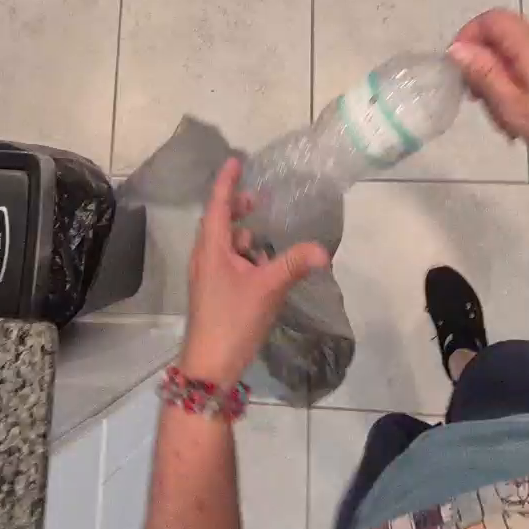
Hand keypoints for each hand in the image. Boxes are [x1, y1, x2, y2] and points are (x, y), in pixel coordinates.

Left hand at [178, 158, 330, 384]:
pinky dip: (245, 256)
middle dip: (237, 207)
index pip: (217, 204)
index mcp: (211, 248)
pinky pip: (228, 263)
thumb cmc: (232, 320)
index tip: (235, 160)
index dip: (226, 182)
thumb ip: (294, 264)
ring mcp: (207, 276)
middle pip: (218, 222)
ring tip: (265, 232)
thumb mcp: (267, 289)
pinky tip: (264, 266)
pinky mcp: (214, 293)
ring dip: (242, 234)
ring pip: (224, 245)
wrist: (209, 367)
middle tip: (258, 198)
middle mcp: (205, 257)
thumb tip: (323, 249)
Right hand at [449, 8, 528, 187]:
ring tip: (506, 123)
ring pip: (516, 58)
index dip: (467, 37)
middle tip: (481, 105)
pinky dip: (520, 90)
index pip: (490, 19)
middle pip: (501, 38)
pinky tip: (524, 122)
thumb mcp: (513, 105)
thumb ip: (483, 73)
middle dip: (483, 68)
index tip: (459, 72)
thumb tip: (456, 47)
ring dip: (501, 85)